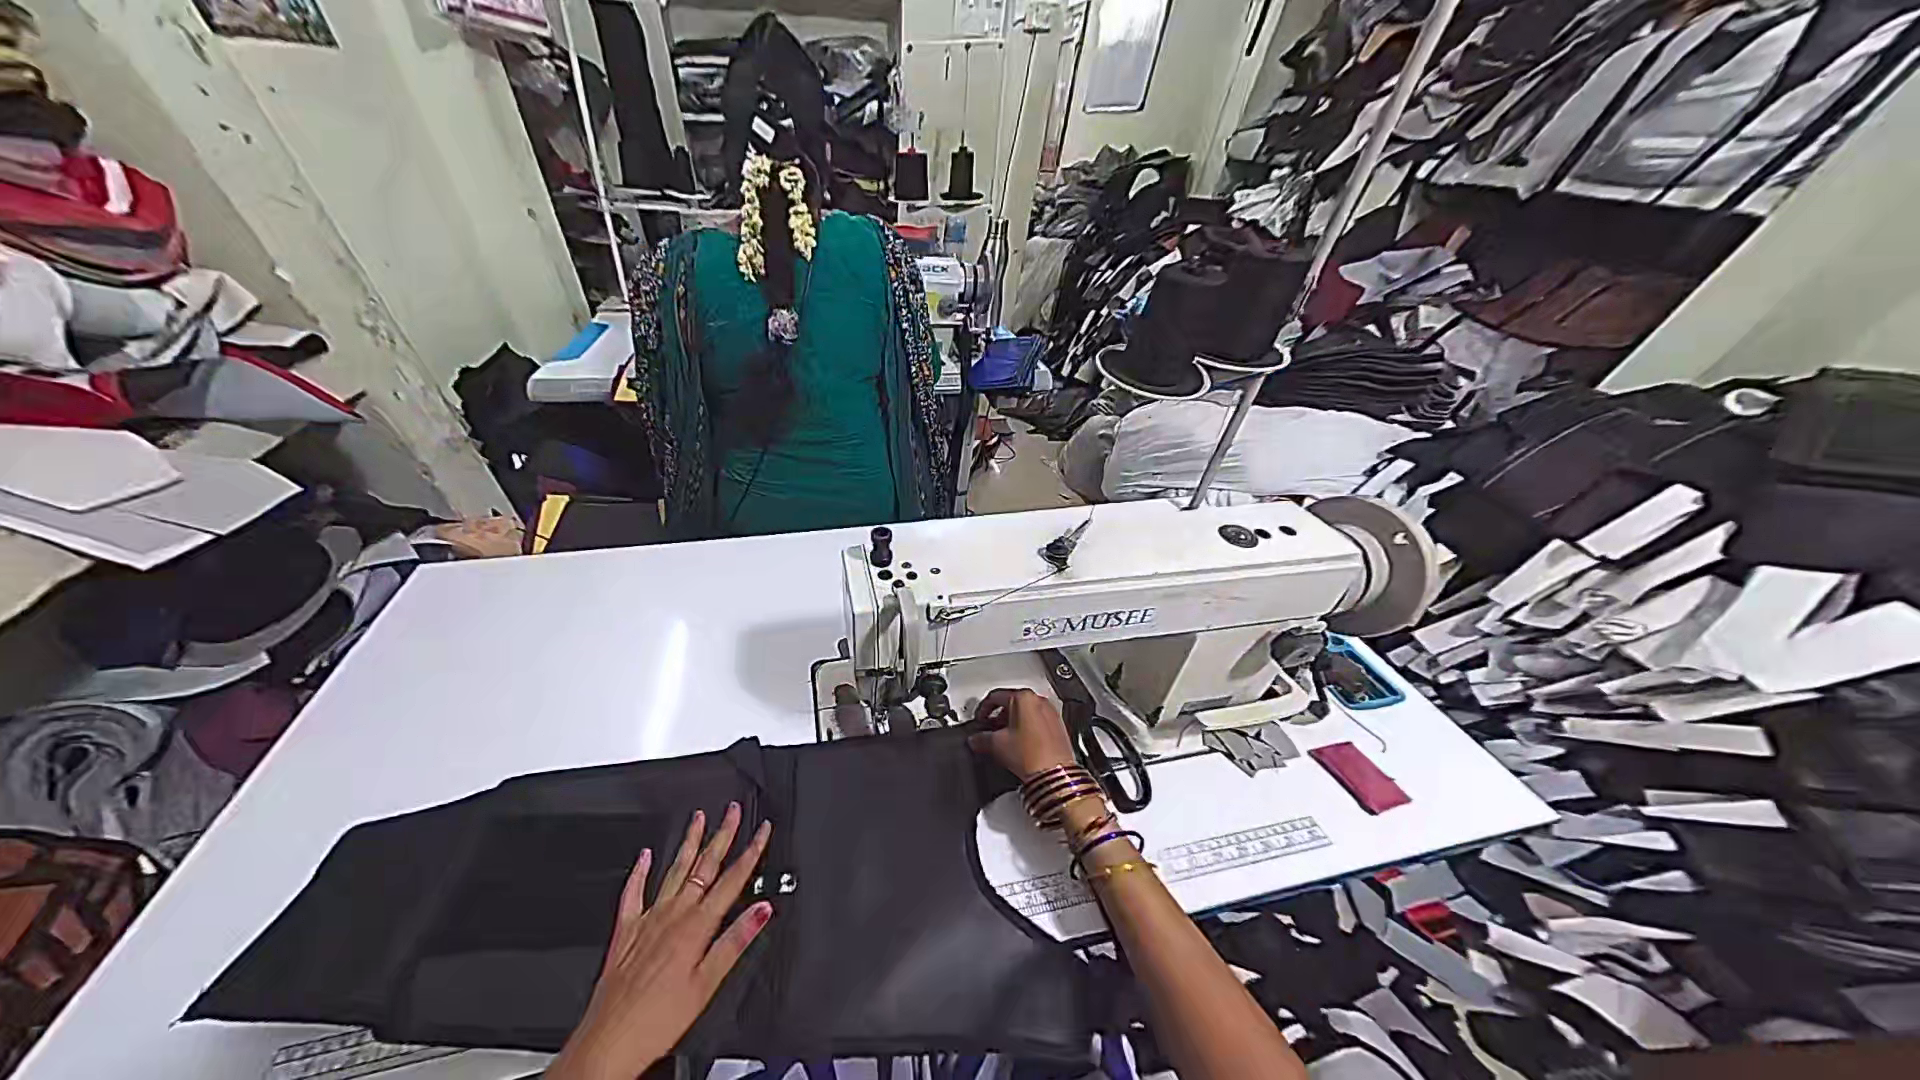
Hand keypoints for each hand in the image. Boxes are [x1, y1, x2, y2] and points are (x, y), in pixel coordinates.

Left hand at [548, 804, 772, 1079]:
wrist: (607, 1044)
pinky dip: (639, 872)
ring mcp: (647, 920)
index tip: (762, 830)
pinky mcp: (626, 932)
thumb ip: (735, 942)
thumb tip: (762, 910)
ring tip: (698, 819)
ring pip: (673, 871)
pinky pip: (633, 893)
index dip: (751, 851)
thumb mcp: (708, 985)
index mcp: (696, 928)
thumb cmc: (657, 1021)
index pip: (732, 879)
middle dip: (722, 834)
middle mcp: (672, 916)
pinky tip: (644, 856)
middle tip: (732, 810)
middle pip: (704, 866)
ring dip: (688, 843)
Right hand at [969, 688, 1075, 780]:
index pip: (995, 696)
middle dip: (998, 716)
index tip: (979, 719)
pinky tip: (1020, 744)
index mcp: (1023, 697)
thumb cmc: (1033, 755)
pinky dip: (1026, 728)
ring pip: (1025, 712)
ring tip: (1004, 739)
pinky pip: (1037, 721)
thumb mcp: (997, 744)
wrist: (1055, 773)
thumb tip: (976, 740)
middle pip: (1012, 702)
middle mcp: (1039, 701)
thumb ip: (981, 738)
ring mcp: (1051, 713)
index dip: (983, 709)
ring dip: (1012, 723)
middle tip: (989, 729)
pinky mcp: (1058, 726)